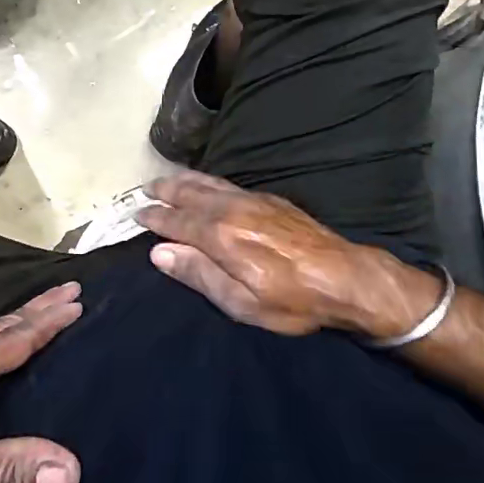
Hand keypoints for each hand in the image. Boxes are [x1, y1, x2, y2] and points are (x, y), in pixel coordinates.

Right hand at [136, 172, 437, 338]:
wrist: (346, 277)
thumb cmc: (292, 300)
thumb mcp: (241, 303)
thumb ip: (198, 274)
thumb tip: (159, 252)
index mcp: (220, 236)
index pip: (177, 221)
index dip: (155, 218)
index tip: (138, 215)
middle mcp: (231, 209)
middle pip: (189, 194)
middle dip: (165, 191)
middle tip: (145, 189)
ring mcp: (251, 200)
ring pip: (208, 183)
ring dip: (183, 180)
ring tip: (167, 179)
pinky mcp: (269, 199)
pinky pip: (226, 183)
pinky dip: (206, 180)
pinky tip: (205, 183)